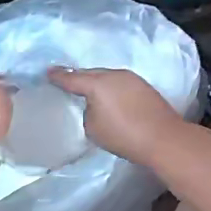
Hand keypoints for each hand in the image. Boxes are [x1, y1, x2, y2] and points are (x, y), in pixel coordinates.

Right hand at [48, 66, 185, 163]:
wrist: (162, 138)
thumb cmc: (123, 135)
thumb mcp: (92, 127)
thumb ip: (87, 111)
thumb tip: (93, 105)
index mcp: (96, 84)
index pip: (71, 78)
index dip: (58, 77)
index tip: (47, 73)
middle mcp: (113, 75)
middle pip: (89, 73)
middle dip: (77, 77)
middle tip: (65, 82)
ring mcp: (131, 78)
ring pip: (106, 76)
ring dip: (95, 82)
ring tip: (87, 90)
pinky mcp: (143, 86)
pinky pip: (119, 82)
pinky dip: (110, 87)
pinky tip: (108, 97)